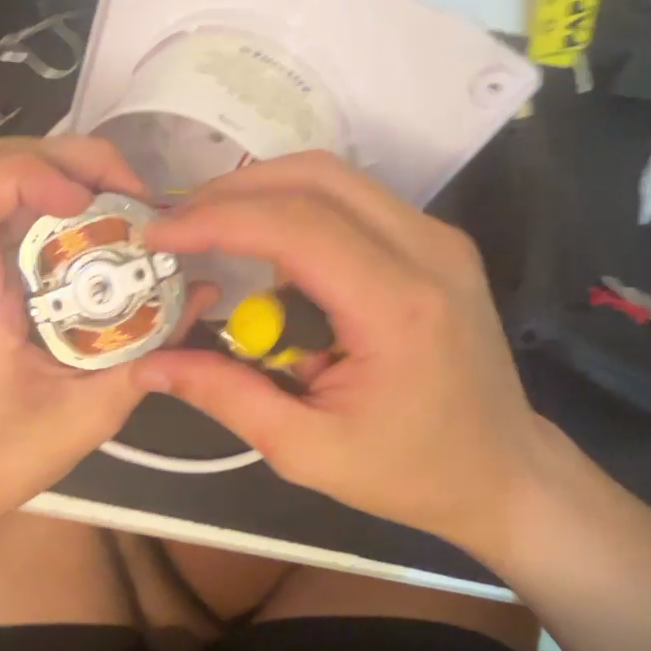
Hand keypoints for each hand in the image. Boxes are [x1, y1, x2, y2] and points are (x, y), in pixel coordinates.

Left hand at [0, 136, 154, 528]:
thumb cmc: (4, 455)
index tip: (82, 198)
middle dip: (47, 155)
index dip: (19, 174)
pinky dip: (37, 197)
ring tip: (102, 193)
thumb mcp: (87, 416)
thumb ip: (146, 357)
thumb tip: (202, 293)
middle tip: (115, 188)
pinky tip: (84, 223)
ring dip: (39, 167)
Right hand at [131, 152, 552, 551]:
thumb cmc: (406, 472)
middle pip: (316, 178)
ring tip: (205, 235)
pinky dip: (296, 216)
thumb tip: (149, 364)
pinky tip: (261, 258)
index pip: (295, 226)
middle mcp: (426, 251)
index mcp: (396, 306)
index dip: (216, 219)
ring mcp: (437, 241)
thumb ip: (226, 397)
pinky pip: (354, 206)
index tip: (157, 233)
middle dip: (232, 192)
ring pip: (335, 181)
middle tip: (173, 224)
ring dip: (263, 198)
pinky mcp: (434, 247)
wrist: (501, 472)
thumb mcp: (304, 450)